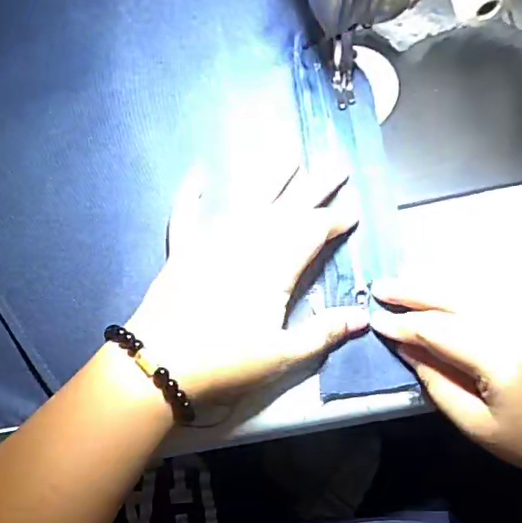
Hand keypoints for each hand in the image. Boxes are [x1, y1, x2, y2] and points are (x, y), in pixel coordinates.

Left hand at [125, 167, 368, 399]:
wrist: (160, 364)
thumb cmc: (226, 362)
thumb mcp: (282, 355)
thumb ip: (323, 332)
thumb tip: (361, 317)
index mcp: (275, 267)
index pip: (313, 232)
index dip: (335, 221)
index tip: (354, 212)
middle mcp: (246, 243)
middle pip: (287, 208)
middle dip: (315, 188)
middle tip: (337, 167)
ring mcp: (211, 242)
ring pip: (246, 201)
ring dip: (269, 179)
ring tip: (289, 158)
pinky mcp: (182, 251)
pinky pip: (187, 213)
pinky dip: (192, 194)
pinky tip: (198, 175)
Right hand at [369, 278, 521, 506]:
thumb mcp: (479, 426)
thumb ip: (438, 382)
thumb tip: (407, 347)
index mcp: (504, 358)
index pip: (439, 329)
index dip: (404, 324)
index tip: (376, 320)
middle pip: (457, 294)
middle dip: (415, 289)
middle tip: (381, 286)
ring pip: (480, 282)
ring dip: (441, 280)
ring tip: (408, 281)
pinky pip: (504, 286)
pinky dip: (473, 282)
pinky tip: (452, 283)